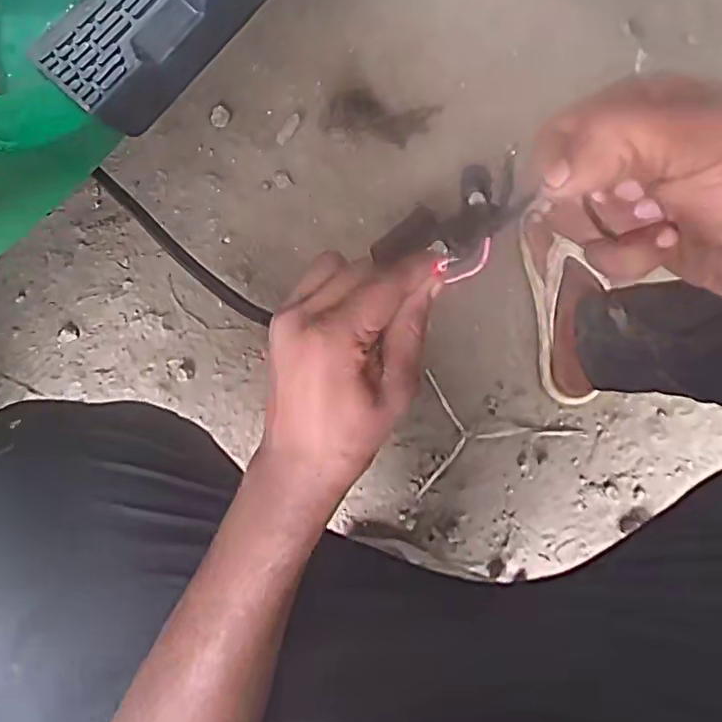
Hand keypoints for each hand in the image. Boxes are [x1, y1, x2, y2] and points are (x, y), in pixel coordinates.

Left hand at [258, 251, 443, 503]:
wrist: (297, 461)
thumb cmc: (347, 439)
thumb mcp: (396, 391)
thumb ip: (411, 330)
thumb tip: (429, 286)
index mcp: (331, 338)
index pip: (383, 284)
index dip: (416, 269)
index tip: (440, 260)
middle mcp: (303, 316)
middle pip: (361, 268)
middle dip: (394, 276)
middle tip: (419, 294)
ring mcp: (287, 313)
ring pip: (337, 264)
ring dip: (366, 277)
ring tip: (382, 311)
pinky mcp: (280, 317)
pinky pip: (316, 278)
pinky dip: (342, 283)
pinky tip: (355, 313)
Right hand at [533, 74, 721, 307]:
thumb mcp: (688, 142)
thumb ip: (608, 144)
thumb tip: (544, 181)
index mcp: (637, 107)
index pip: (563, 131)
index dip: (558, 164)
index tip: (573, 193)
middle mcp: (630, 149)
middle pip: (563, 180)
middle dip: (593, 201)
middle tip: (639, 205)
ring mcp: (637, 197)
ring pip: (579, 220)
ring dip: (613, 231)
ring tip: (663, 227)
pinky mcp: (646, 239)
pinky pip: (603, 252)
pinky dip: (627, 257)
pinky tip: (668, 247)